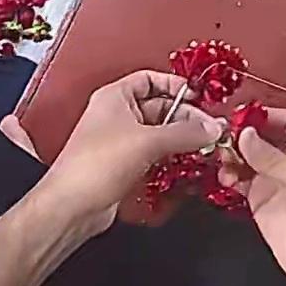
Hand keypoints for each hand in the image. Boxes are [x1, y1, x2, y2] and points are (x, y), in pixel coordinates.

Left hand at [31, 71, 222, 238]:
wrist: (72, 206)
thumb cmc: (100, 163)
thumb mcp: (147, 141)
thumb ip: (185, 133)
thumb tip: (213, 128)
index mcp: (115, 96)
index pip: (149, 79)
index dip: (174, 85)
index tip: (198, 95)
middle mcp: (117, 114)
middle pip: (159, 105)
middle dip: (185, 115)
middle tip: (210, 127)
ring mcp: (121, 140)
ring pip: (159, 130)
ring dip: (181, 136)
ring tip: (206, 144)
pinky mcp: (125, 163)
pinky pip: (154, 150)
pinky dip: (171, 152)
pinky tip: (189, 158)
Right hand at [235, 110, 285, 285]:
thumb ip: (275, 159)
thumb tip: (243, 135)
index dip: (265, 116)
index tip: (240, 115)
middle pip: (263, 135)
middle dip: (243, 132)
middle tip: (222, 132)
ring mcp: (275, 177)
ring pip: (247, 154)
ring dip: (232, 152)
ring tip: (221, 155)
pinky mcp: (258, 196)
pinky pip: (239, 177)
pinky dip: (229, 173)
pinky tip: (224, 175)